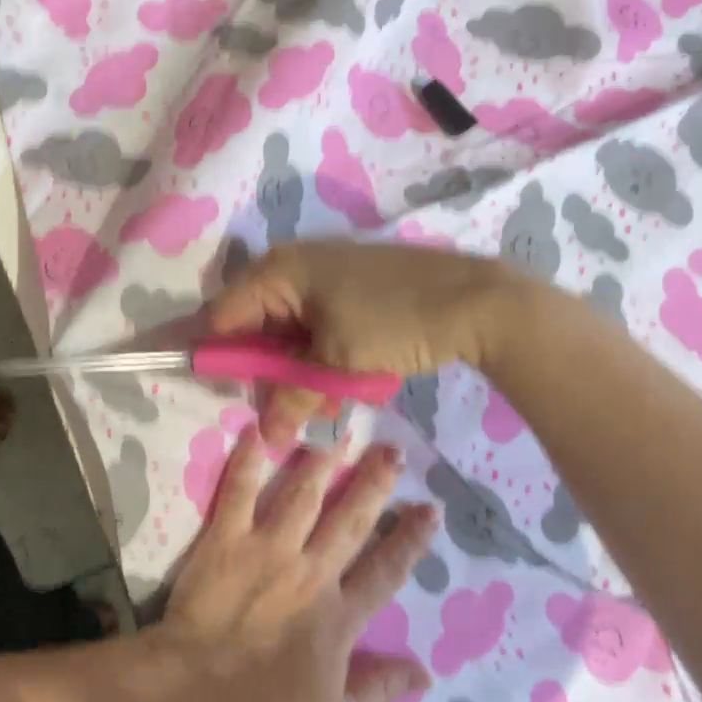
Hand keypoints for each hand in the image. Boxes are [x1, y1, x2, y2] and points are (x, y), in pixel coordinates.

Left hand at [151, 433, 437, 701]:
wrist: (199, 694)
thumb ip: (381, 688)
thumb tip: (425, 672)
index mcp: (341, 615)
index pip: (386, 570)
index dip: (410, 540)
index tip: (430, 509)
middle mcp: (311, 572)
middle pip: (350, 520)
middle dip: (374, 484)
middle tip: (393, 451)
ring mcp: (267, 549)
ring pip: (302, 495)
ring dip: (323, 462)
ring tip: (339, 432)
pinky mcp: (224, 538)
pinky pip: (238, 491)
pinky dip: (247, 460)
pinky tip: (256, 431)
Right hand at [210, 240, 524, 445]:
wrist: (481, 301)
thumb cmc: (395, 321)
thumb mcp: (337, 363)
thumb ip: (293, 397)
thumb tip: (265, 435)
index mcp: (276, 271)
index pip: (222, 317)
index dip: (220, 359)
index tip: (232, 398)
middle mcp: (290, 266)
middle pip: (254, 325)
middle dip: (268, 372)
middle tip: (287, 410)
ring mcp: (321, 275)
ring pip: (287, 330)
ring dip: (298, 370)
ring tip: (328, 403)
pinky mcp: (347, 288)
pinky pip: (315, 325)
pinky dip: (321, 355)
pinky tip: (345, 383)